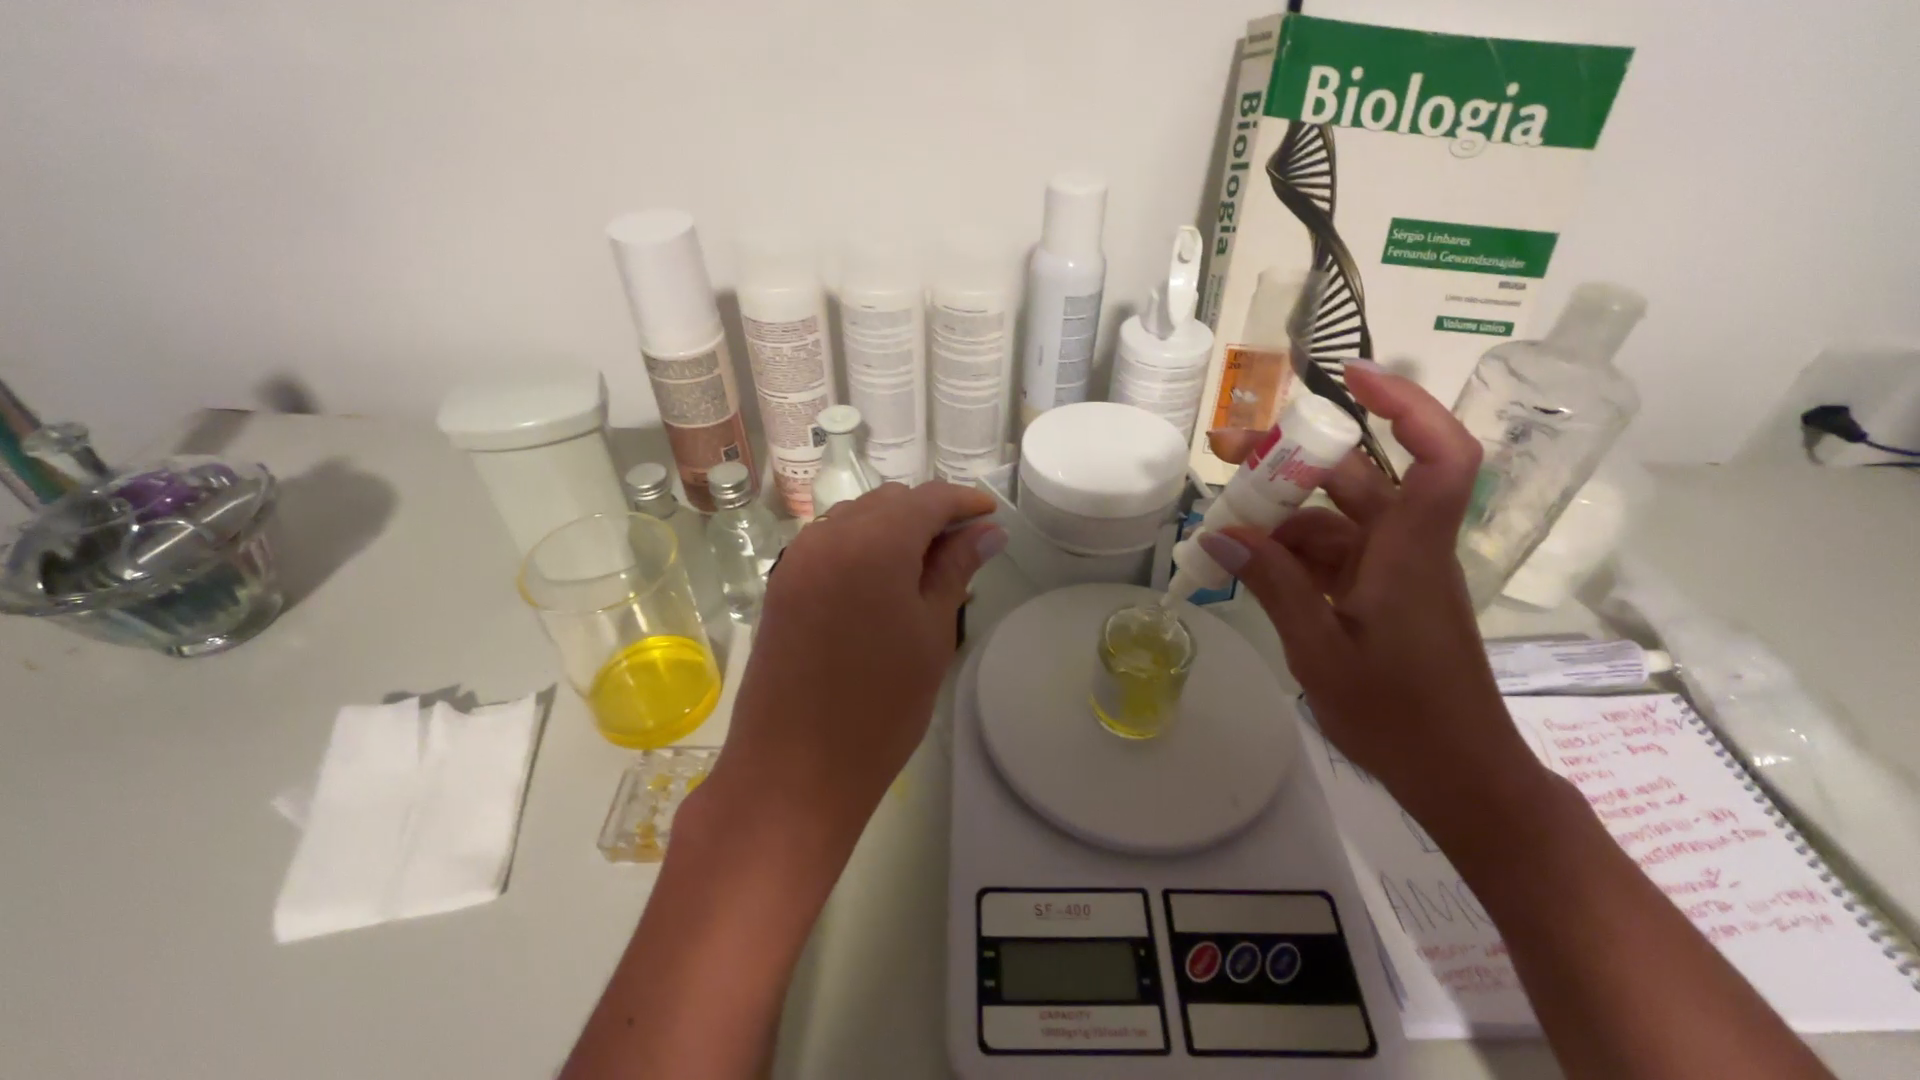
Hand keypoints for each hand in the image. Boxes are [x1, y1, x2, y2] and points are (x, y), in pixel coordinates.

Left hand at [705, 482, 1005, 836]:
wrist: (793, 767)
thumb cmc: (880, 707)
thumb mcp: (931, 635)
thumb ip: (956, 570)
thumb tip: (987, 531)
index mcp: (873, 543)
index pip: (927, 499)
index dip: (963, 502)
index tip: (991, 517)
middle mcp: (828, 537)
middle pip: (888, 502)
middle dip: (928, 514)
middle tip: (963, 551)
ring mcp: (797, 559)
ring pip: (854, 519)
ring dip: (892, 529)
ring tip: (925, 570)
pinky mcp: (781, 585)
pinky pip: (828, 544)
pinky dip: (861, 547)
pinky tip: (882, 584)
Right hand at [1200, 364, 1548, 822]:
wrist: (1458, 775)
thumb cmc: (1398, 717)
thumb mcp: (1320, 651)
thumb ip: (1273, 585)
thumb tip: (1219, 533)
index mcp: (1409, 554)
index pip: (1438, 455)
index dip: (1405, 404)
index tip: (1348, 376)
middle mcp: (1408, 549)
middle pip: (1359, 479)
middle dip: (1292, 457)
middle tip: (1225, 449)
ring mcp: (1396, 573)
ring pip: (1338, 519)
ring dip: (1282, 514)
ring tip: (1220, 522)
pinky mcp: (1385, 597)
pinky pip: (1335, 556)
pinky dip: (1292, 553)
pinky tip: (1248, 564)